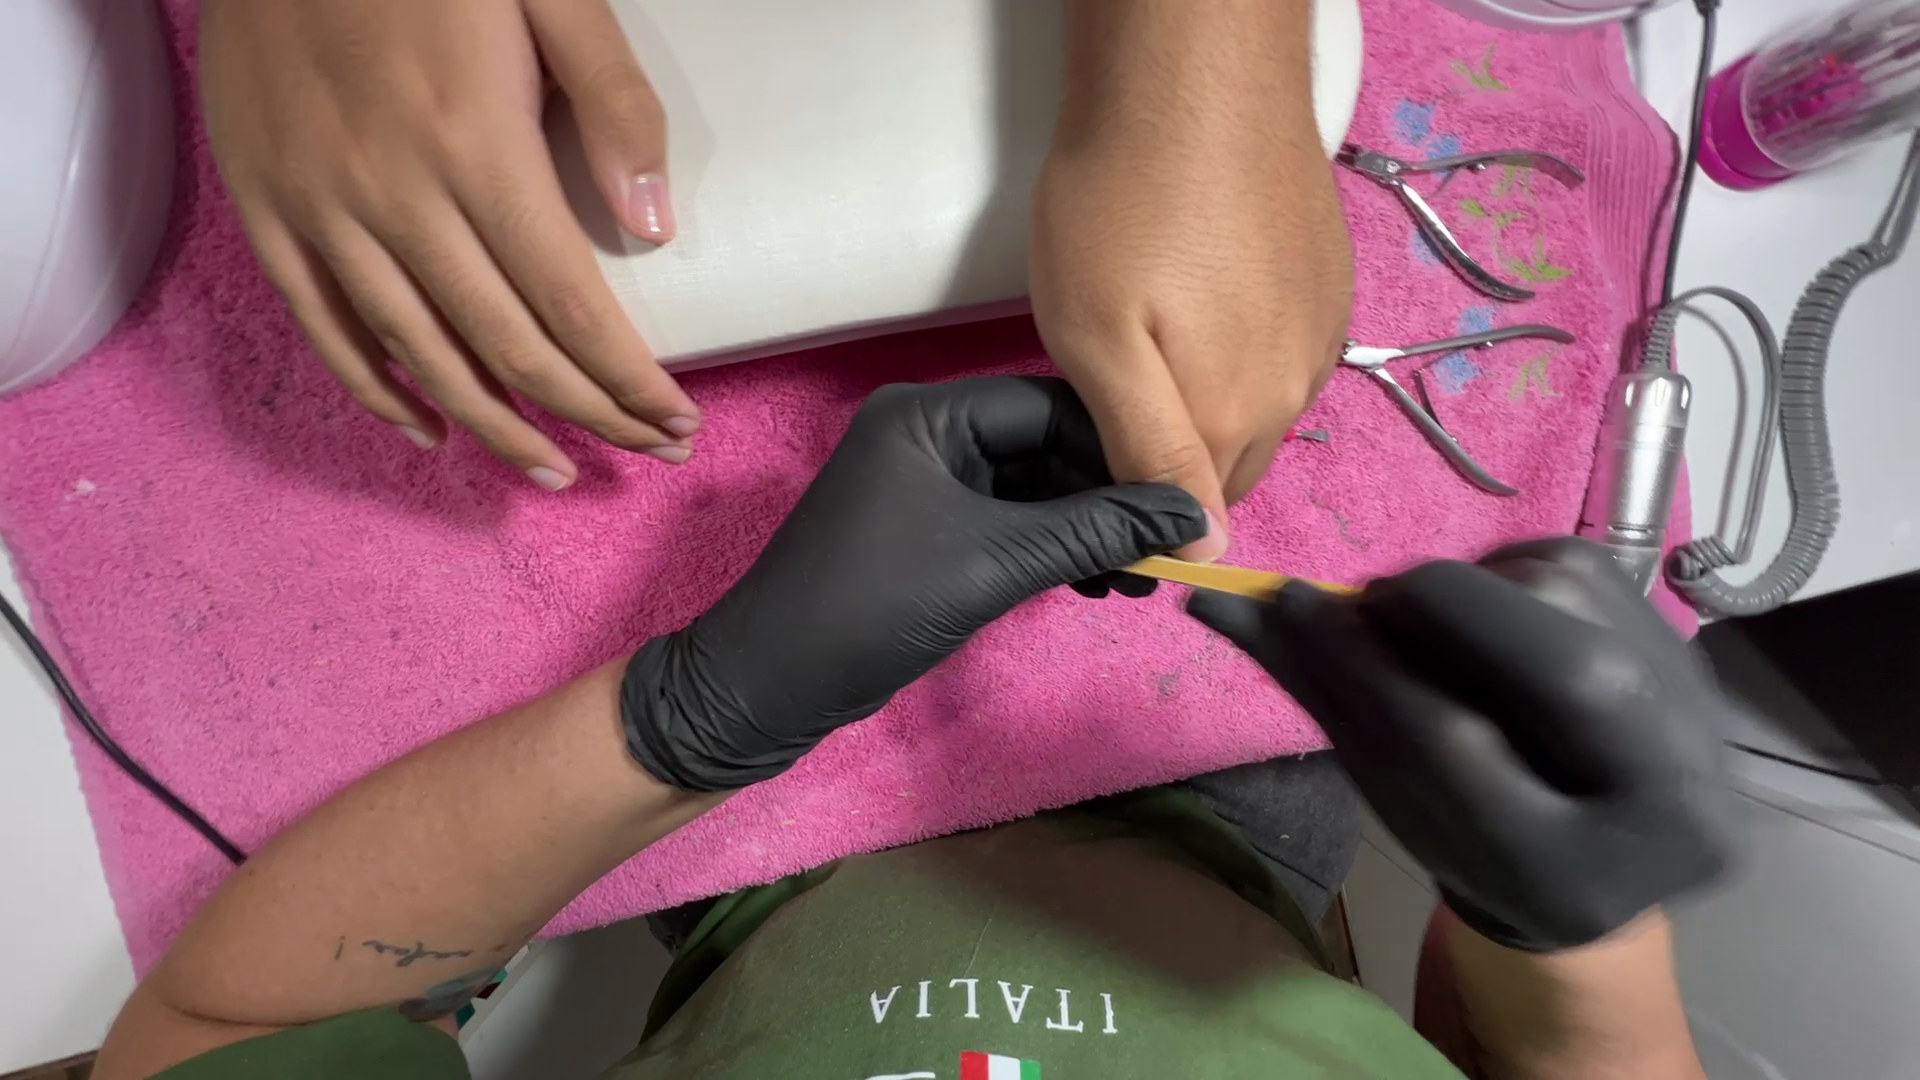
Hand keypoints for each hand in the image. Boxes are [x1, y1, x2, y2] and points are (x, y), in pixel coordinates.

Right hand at [200, 0, 699, 488]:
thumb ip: (616, 107)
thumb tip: (654, 226)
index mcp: (475, 149)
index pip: (574, 308)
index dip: (632, 381)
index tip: (679, 423)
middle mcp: (393, 196)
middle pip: (514, 350)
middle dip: (596, 416)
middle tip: (652, 452)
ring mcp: (317, 206)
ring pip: (425, 358)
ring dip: (502, 431)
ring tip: (560, 473)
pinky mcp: (263, 204)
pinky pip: (323, 326)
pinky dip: (380, 392)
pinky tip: (436, 433)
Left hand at [621, 377, 1207, 791]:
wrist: (774, 682)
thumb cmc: (876, 606)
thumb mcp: (994, 561)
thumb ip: (1094, 530)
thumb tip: (1192, 516)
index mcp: (929, 412)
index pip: (1051, 407)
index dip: (1120, 451)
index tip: (1180, 499)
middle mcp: (927, 430)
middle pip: (1043, 447)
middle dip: (1104, 499)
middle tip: (1161, 552)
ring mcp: (926, 480)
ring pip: (1029, 488)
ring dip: (1081, 529)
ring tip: (1130, 578)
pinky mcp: (928, 525)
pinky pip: (1005, 519)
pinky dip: (1047, 547)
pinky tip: (1088, 581)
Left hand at [1032, 0, 1353, 559]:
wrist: (1192, 71)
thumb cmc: (1120, 210)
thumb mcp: (1104, 348)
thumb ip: (1154, 454)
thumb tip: (1202, 547)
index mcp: (1238, 416)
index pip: (1198, 511)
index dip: (1146, 501)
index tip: (1100, 453)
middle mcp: (1296, 389)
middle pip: (1226, 466)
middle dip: (1173, 458)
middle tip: (1113, 394)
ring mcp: (1320, 332)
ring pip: (1253, 413)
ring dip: (1206, 408)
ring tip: (1153, 346)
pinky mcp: (1327, 284)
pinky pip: (1278, 359)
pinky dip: (1238, 360)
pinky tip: (1202, 308)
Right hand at [1190, 537, 1737, 951]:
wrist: (1586, 843)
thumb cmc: (1453, 824)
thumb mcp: (1371, 773)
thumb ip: (1302, 685)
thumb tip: (1207, 599)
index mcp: (1566, 871)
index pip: (1447, 743)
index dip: (1357, 662)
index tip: (1286, 602)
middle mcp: (1673, 805)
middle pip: (1562, 669)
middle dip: (1438, 606)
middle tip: (1374, 601)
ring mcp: (1700, 724)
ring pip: (1571, 597)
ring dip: (1469, 589)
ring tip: (1432, 624)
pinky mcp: (1692, 658)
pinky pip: (1583, 566)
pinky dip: (1505, 571)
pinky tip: (1487, 615)